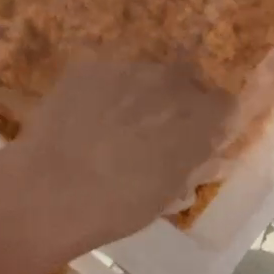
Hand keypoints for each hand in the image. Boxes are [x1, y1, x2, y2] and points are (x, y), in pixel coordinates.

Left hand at [0, 56, 231, 250]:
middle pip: (187, 78)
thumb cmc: (118, 206)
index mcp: (199, 116)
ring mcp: (127, 68)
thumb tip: (202, 151)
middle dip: (179, 100)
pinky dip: (105, 91)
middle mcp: (170, 81)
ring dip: (141, 93)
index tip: (198, 139)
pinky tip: (86, 119)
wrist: (48, 192)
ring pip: (146, 73)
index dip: (212, 121)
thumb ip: (192, 162)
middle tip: (157, 130)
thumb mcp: (168, 192)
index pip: (224, 104)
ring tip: (116, 124)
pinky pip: (108, 74)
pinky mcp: (88, 67)